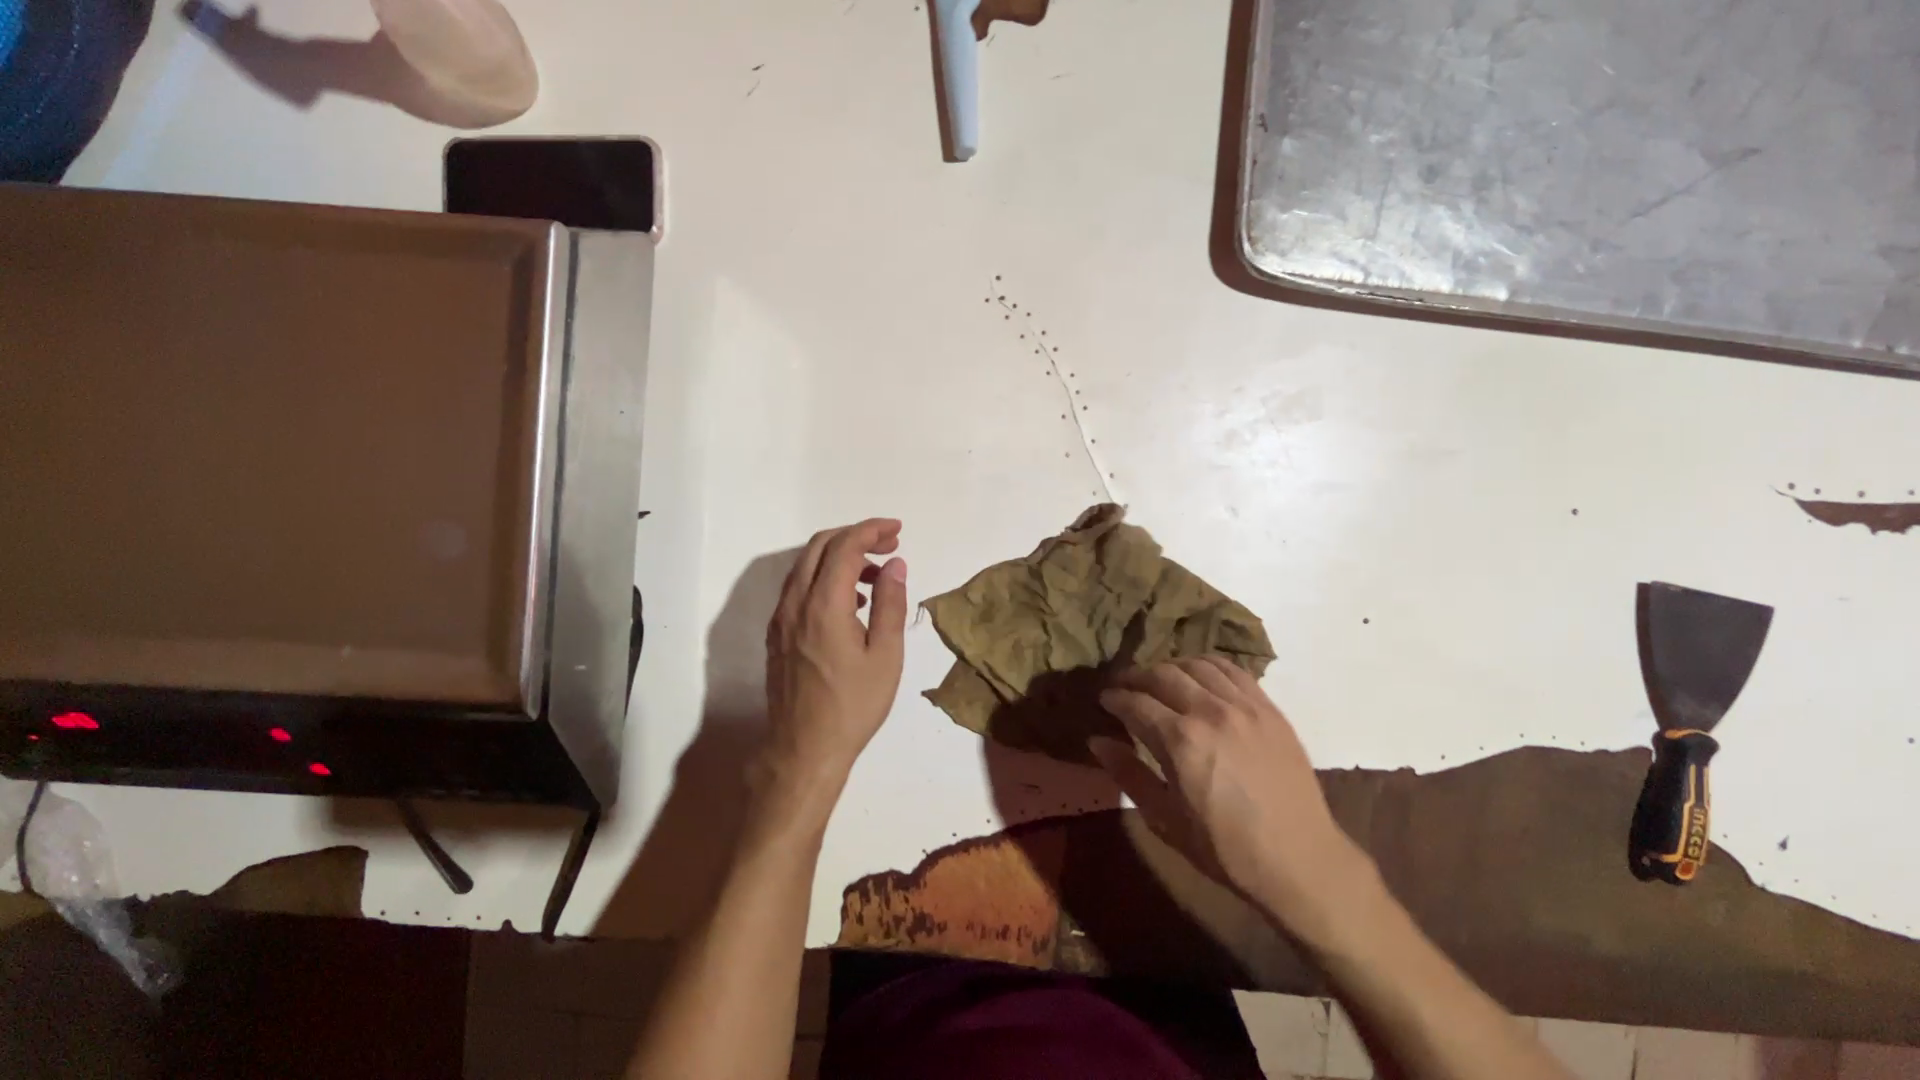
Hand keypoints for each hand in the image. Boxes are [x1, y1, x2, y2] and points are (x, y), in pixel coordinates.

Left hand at [760, 519, 908, 808]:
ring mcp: (781, 619)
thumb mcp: (886, 656)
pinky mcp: (777, 635)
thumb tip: (895, 565)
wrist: (804, 749)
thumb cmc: (853, 706)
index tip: (897, 531)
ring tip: (875, 574)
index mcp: (823, 605)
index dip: (871, 530)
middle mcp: (795, 604)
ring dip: (838, 557)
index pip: (844, 547)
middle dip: (854, 536)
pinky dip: (823, 578)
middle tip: (889, 543)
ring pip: (805, 566)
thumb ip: (890, 604)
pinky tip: (849, 601)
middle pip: (818, 547)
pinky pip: (798, 589)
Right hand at [1090, 656, 1359, 918]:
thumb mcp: (1165, 819)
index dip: (1114, 698)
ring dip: (1171, 667)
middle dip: (1136, 677)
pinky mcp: (1269, 708)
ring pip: (1197, 665)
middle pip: (1163, 674)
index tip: (1103, 700)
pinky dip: (1208, 666)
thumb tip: (1096, 741)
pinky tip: (1199, 676)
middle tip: (1124, 686)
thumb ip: (1128, 774)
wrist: (1297, 859)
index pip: (1135, 702)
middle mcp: (1210, 711)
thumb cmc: (1224, 848)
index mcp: (1180, 740)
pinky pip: (1233, 671)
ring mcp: (1244, 705)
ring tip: (1160, 679)